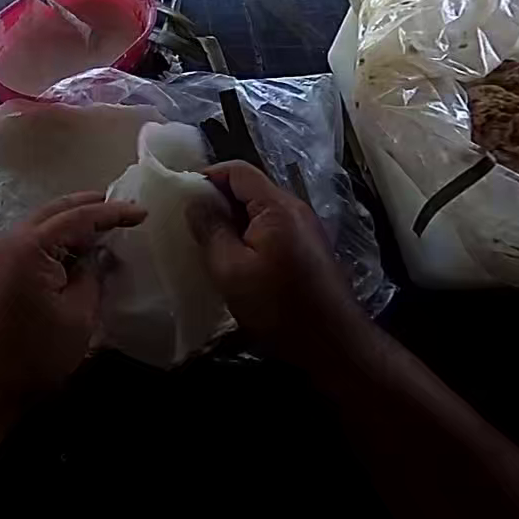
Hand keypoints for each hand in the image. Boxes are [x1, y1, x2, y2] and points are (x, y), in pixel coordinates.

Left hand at [0, 192, 144, 416]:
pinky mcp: (2, 272)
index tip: (143, 213)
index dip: (113, 213)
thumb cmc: (33, 353)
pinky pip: (35, 242)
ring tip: (106, 224)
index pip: (79, 217)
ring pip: (44, 224)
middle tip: (123, 207)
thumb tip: (98, 257)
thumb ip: (92, 277)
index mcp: (32, 245)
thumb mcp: (78, 316)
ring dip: (73, 222)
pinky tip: (79, 250)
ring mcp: (3, 255)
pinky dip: (59, 239)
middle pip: (56, 211)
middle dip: (90, 205)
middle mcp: (13, 240)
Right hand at [187, 161, 364, 351]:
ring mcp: (304, 229)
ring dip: (231, 220)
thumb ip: (210, 229)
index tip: (182, 197)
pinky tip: (233, 258)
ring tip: (207, 242)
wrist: (335, 347)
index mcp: (277, 207)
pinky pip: (269, 227)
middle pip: (248, 187)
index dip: (206, 176)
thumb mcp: (230, 269)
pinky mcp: (307, 248)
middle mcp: (295, 209)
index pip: (237, 170)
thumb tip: (195, 202)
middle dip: (216, 200)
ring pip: (258, 209)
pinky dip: (246, 234)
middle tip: (189, 222)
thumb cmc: (279, 307)